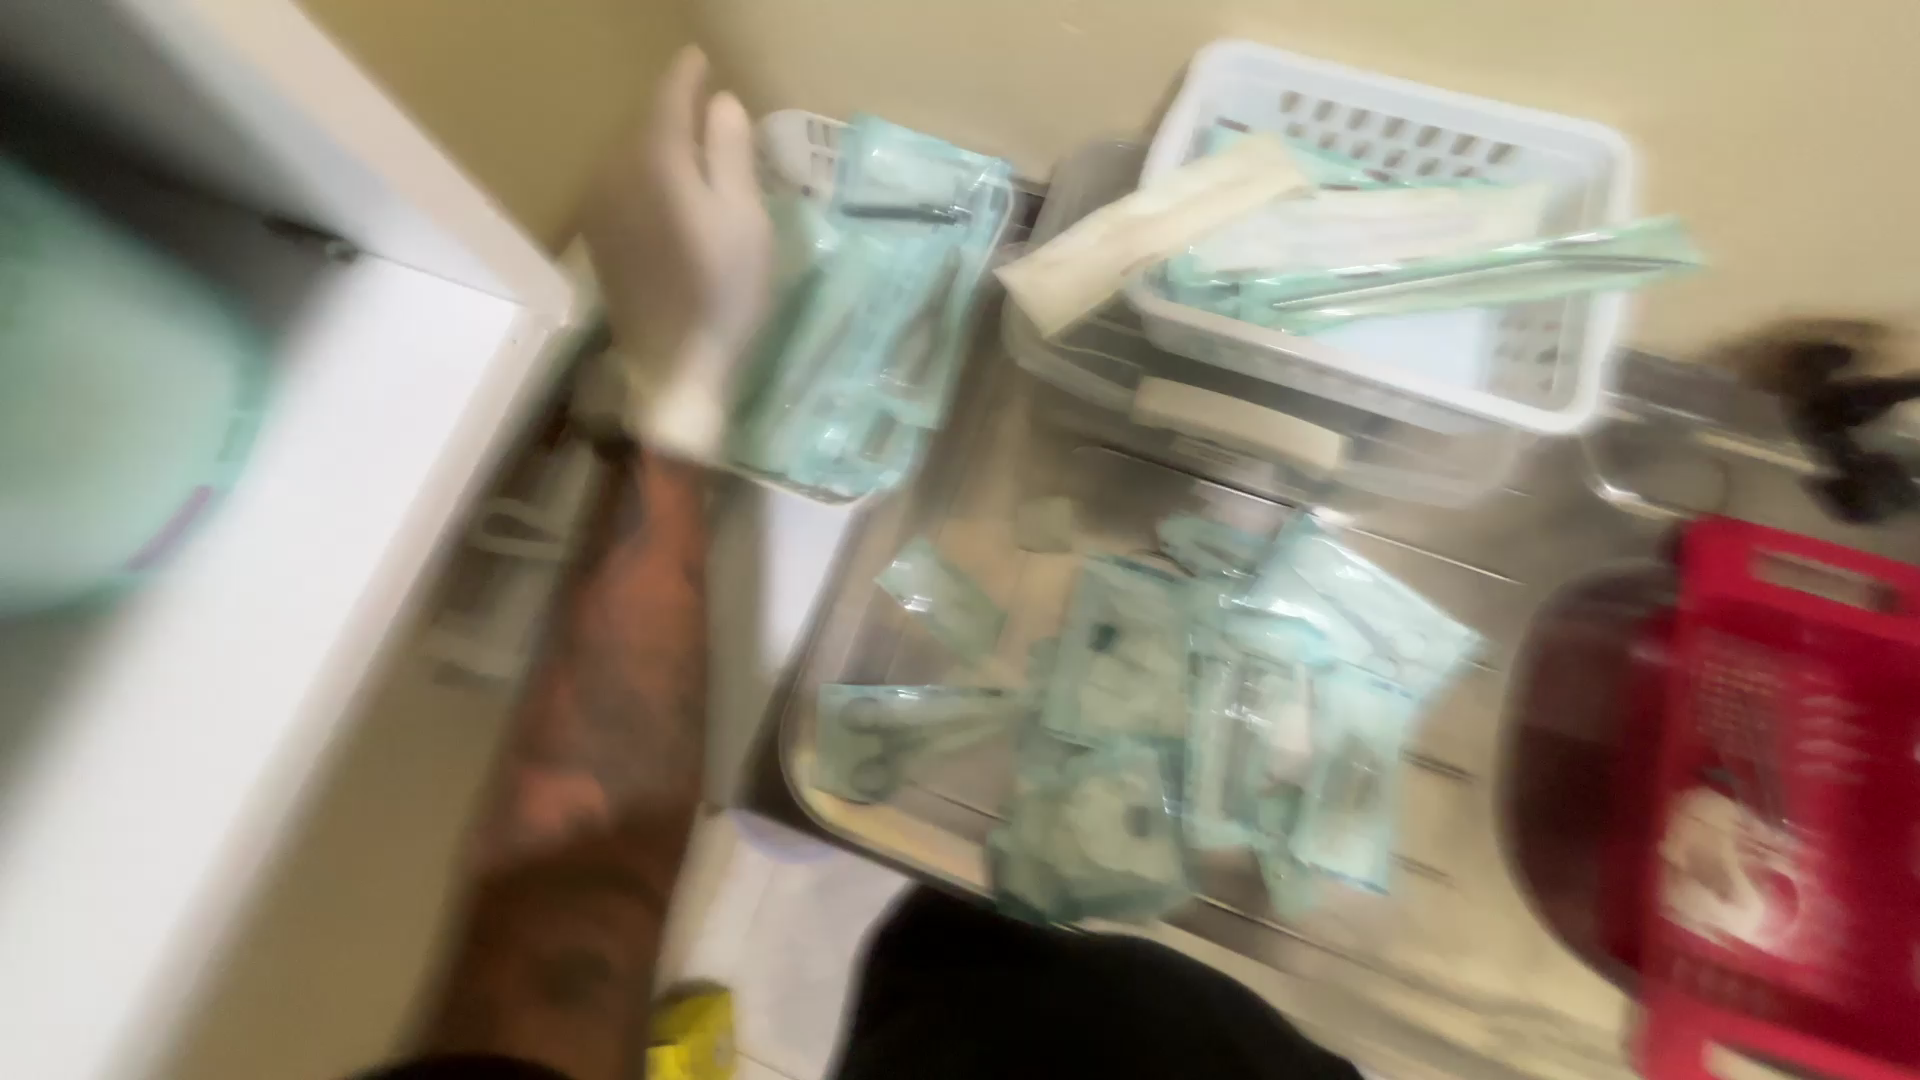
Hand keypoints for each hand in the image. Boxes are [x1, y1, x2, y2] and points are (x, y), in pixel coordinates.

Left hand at [580, 46, 772, 461]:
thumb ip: (731, 155)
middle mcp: (618, 176)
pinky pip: (625, 192)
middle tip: (705, 111)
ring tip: (692, 156)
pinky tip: (670, 202)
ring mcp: (603, 212)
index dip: (686, 76)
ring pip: (632, 162)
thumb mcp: (746, 221)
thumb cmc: (725, 294)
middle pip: (646, 129)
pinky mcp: (603, 246)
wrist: (676, 369)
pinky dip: (648, 184)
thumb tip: (721, 104)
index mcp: (658, 163)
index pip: (669, 100)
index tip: (700, 59)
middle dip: (674, 115)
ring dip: (661, 152)